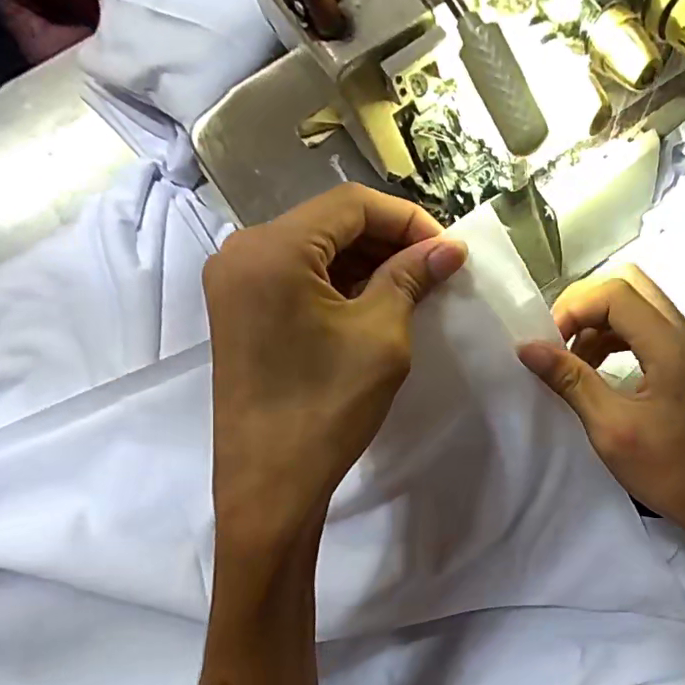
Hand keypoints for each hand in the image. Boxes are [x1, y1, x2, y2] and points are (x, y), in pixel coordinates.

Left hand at [204, 184, 465, 529]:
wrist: (271, 480)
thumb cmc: (328, 405)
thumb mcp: (381, 335)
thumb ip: (411, 278)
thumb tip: (449, 249)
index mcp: (272, 248)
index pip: (351, 204)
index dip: (408, 219)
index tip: (448, 251)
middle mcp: (242, 251)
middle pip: (329, 222)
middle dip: (388, 239)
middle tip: (435, 269)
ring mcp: (235, 282)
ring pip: (314, 249)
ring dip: (366, 261)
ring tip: (413, 287)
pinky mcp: (239, 311)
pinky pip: (296, 277)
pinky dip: (338, 282)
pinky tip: (374, 303)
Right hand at [517, 265, 684, 540]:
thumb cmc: (662, 469)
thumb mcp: (609, 427)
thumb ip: (570, 380)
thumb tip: (527, 347)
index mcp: (672, 347)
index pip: (617, 294)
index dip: (576, 309)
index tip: (549, 343)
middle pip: (630, 284)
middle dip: (587, 305)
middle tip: (558, 340)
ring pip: (638, 303)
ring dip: (599, 320)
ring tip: (571, 359)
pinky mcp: (684, 360)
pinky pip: (645, 327)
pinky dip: (614, 336)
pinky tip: (592, 366)